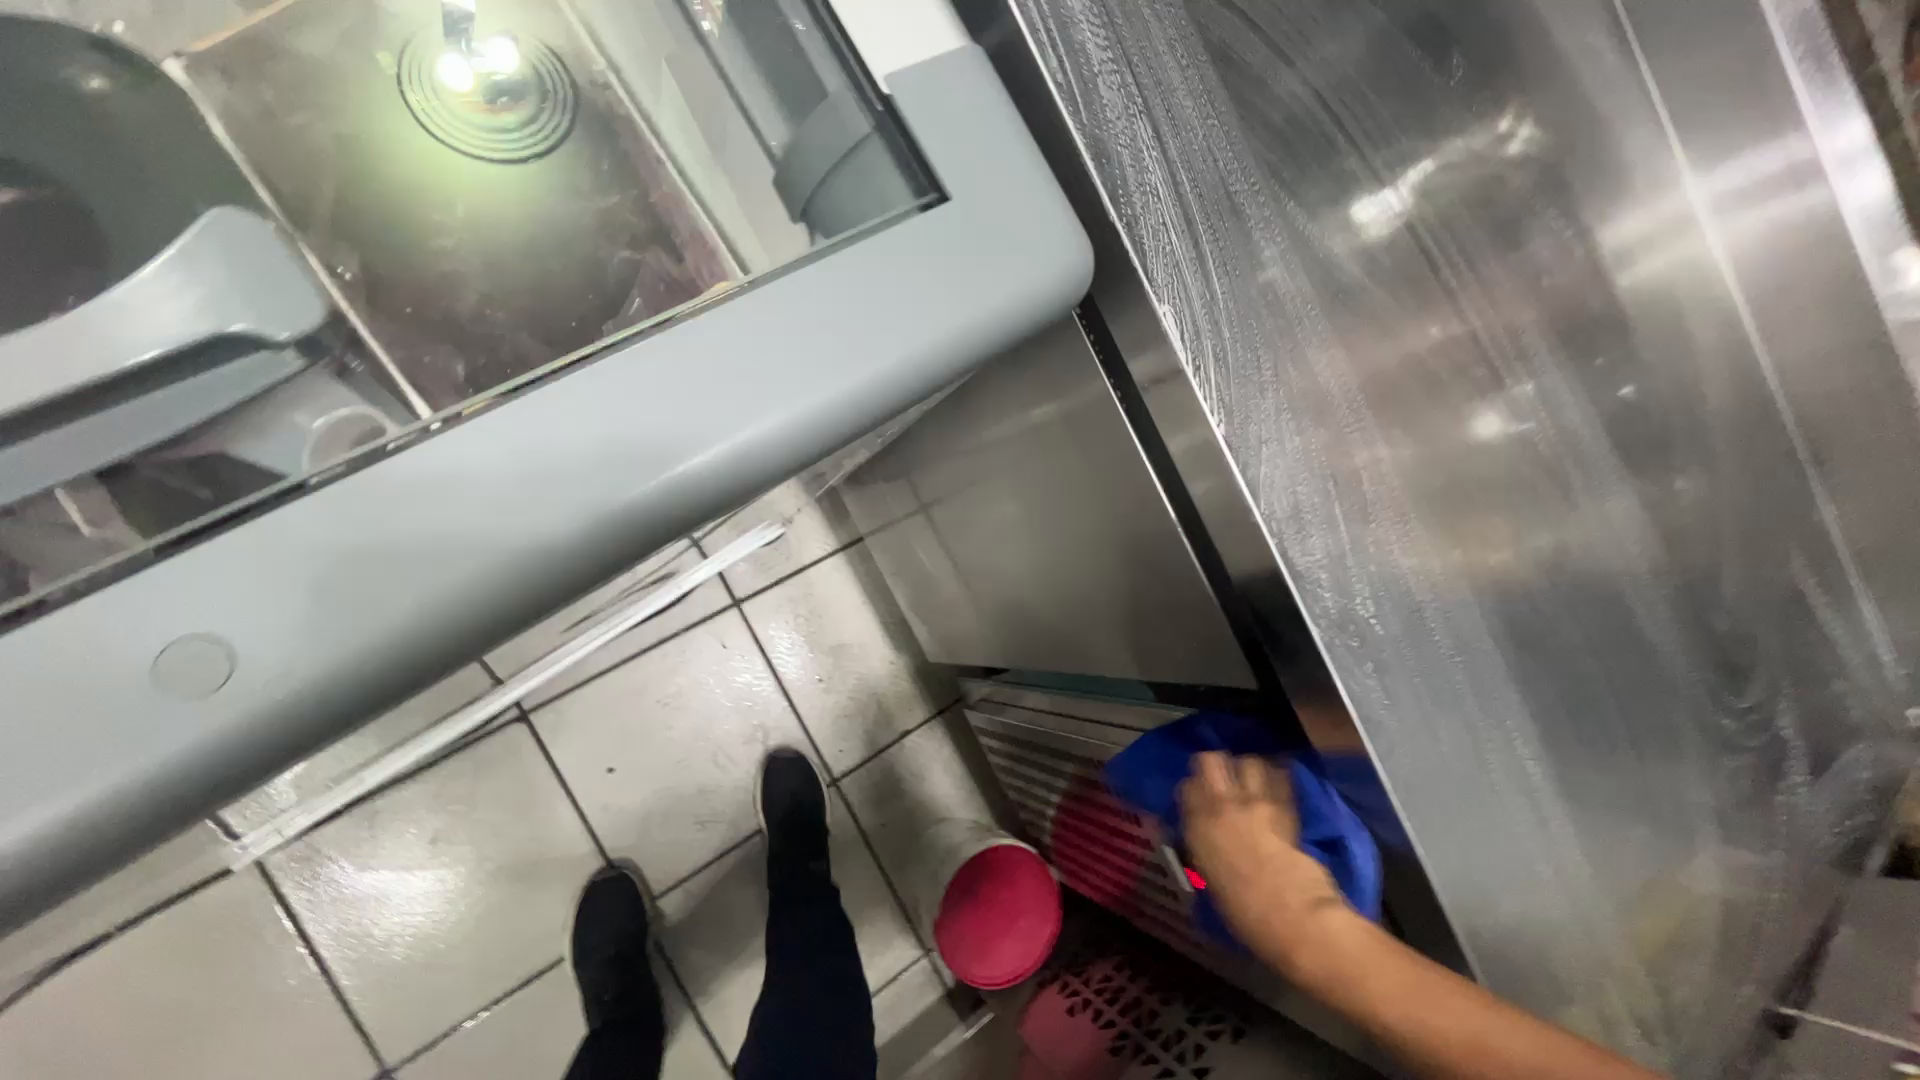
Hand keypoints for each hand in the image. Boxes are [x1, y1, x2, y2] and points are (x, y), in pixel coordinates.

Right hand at [1178, 752, 1347, 975]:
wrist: (1292, 917)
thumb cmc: (1245, 915)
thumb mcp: (1211, 883)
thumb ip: (1206, 852)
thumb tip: (1208, 842)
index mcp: (1196, 829)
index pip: (1185, 788)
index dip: (1193, 789)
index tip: (1199, 797)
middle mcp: (1220, 807)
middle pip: (1211, 761)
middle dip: (1217, 764)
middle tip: (1225, 778)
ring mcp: (1255, 804)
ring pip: (1248, 761)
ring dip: (1250, 768)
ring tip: (1255, 778)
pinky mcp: (1287, 808)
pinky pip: (1281, 778)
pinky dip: (1279, 776)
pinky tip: (1280, 782)